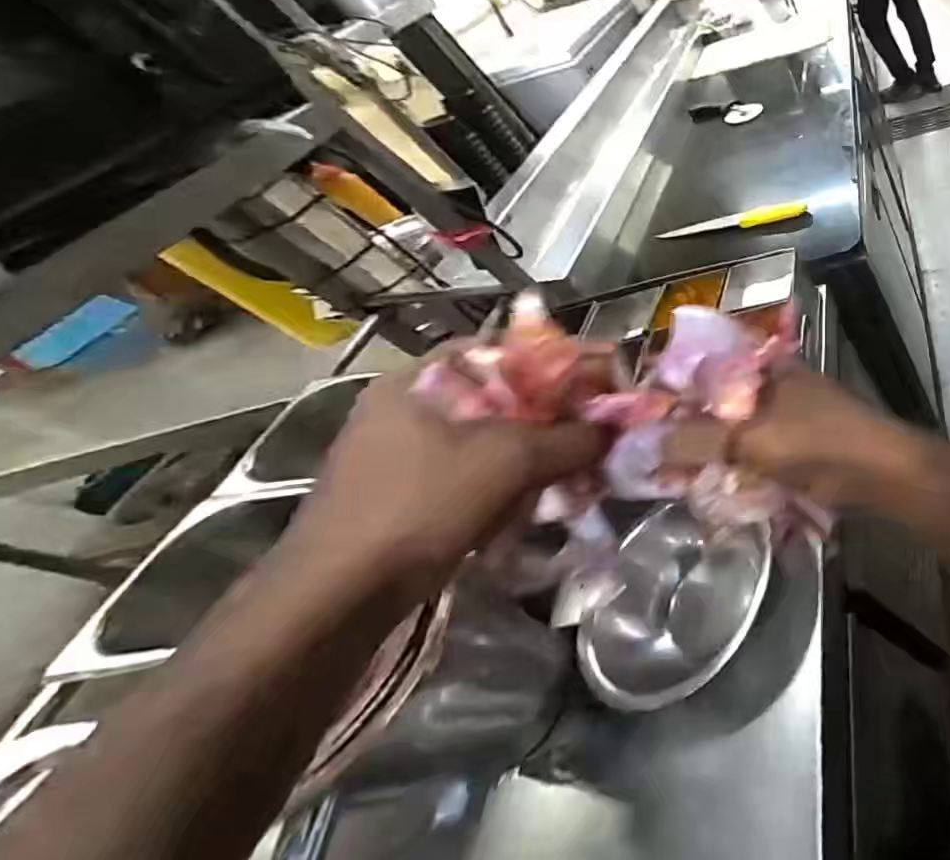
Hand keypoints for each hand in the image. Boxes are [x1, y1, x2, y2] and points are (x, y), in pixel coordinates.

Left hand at [285, 354, 605, 601]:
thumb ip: (570, 439)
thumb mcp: (508, 461)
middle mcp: (408, 407)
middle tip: (589, 435)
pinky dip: (506, 483)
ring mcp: (402, 452)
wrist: (337, 599)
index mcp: (420, 380)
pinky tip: (529, 507)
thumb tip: (612, 431)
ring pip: (490, 439)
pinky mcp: (406, 493)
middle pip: (500, 396)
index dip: (555, 362)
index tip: (594, 385)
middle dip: (551, 417)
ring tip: (569, 475)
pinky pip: (473, 473)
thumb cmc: (421, 506)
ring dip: (534, 455)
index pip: (502, 349)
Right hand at [664, 366, 920, 509]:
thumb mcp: (753, 439)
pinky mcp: (792, 447)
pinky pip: (750, 454)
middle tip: (649, 456)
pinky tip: (707, 485)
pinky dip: (731, 468)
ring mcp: (783, 417)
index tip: (638, 421)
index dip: (671, 393)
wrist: (881, 473)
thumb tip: (642, 444)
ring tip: (670, 475)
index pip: (703, 371)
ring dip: (707, 454)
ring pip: (731, 433)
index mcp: (763, 368)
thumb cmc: (819, 443)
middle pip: (715, 405)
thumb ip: (698, 440)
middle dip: (686, 430)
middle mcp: (771, 386)